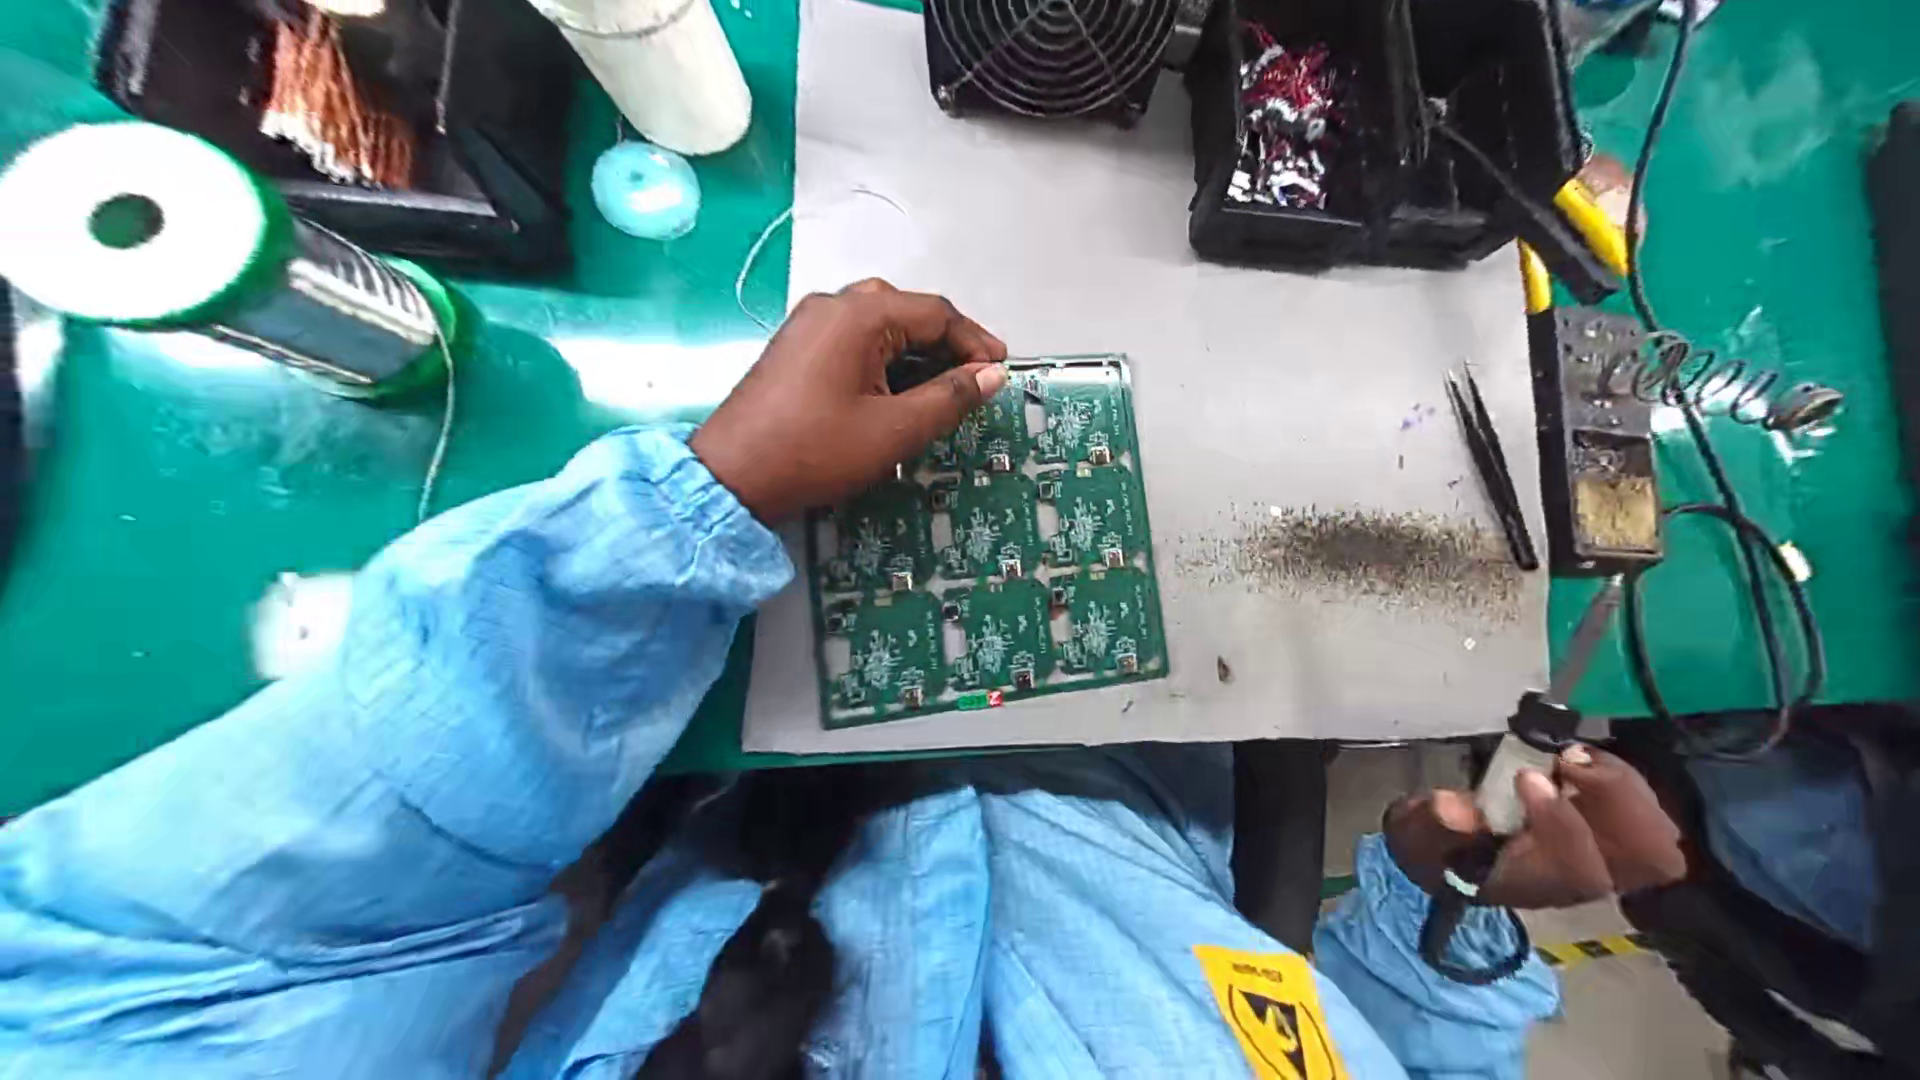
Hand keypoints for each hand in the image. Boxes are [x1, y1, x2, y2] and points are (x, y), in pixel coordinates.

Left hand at [690, 279, 1008, 522]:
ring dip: (915, 356)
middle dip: (946, 347)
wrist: (734, 476)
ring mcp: (810, 325)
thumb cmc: (817, 452)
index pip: (936, 313)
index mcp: (859, 315)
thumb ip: (950, 398)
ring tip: (940, 392)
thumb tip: (991, 376)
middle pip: (907, 314)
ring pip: (880, 328)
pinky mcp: (798, 348)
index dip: (975, 341)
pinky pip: (854, 342)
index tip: (999, 370)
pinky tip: (896, 393)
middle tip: (972, 383)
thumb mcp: (895, 430)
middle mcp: (833, 306)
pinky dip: (885, 362)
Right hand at [1384, 745, 1685, 908]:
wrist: (1451, 860)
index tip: (1526, 776)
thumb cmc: (1436, 848)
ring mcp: (1606, 859)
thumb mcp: (1421, 835)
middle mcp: (1586, 878)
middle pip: (1647, 855)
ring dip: (1622, 786)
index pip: (1580, 866)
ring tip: (1572, 756)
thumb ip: (1437, 823)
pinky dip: (1619, 781)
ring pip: (1655, 834)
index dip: (1561, 820)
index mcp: (1539, 882)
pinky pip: (1644, 816)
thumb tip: (1454, 808)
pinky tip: (1575, 762)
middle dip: (1617, 799)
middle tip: (1569, 760)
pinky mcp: (1609, 837)